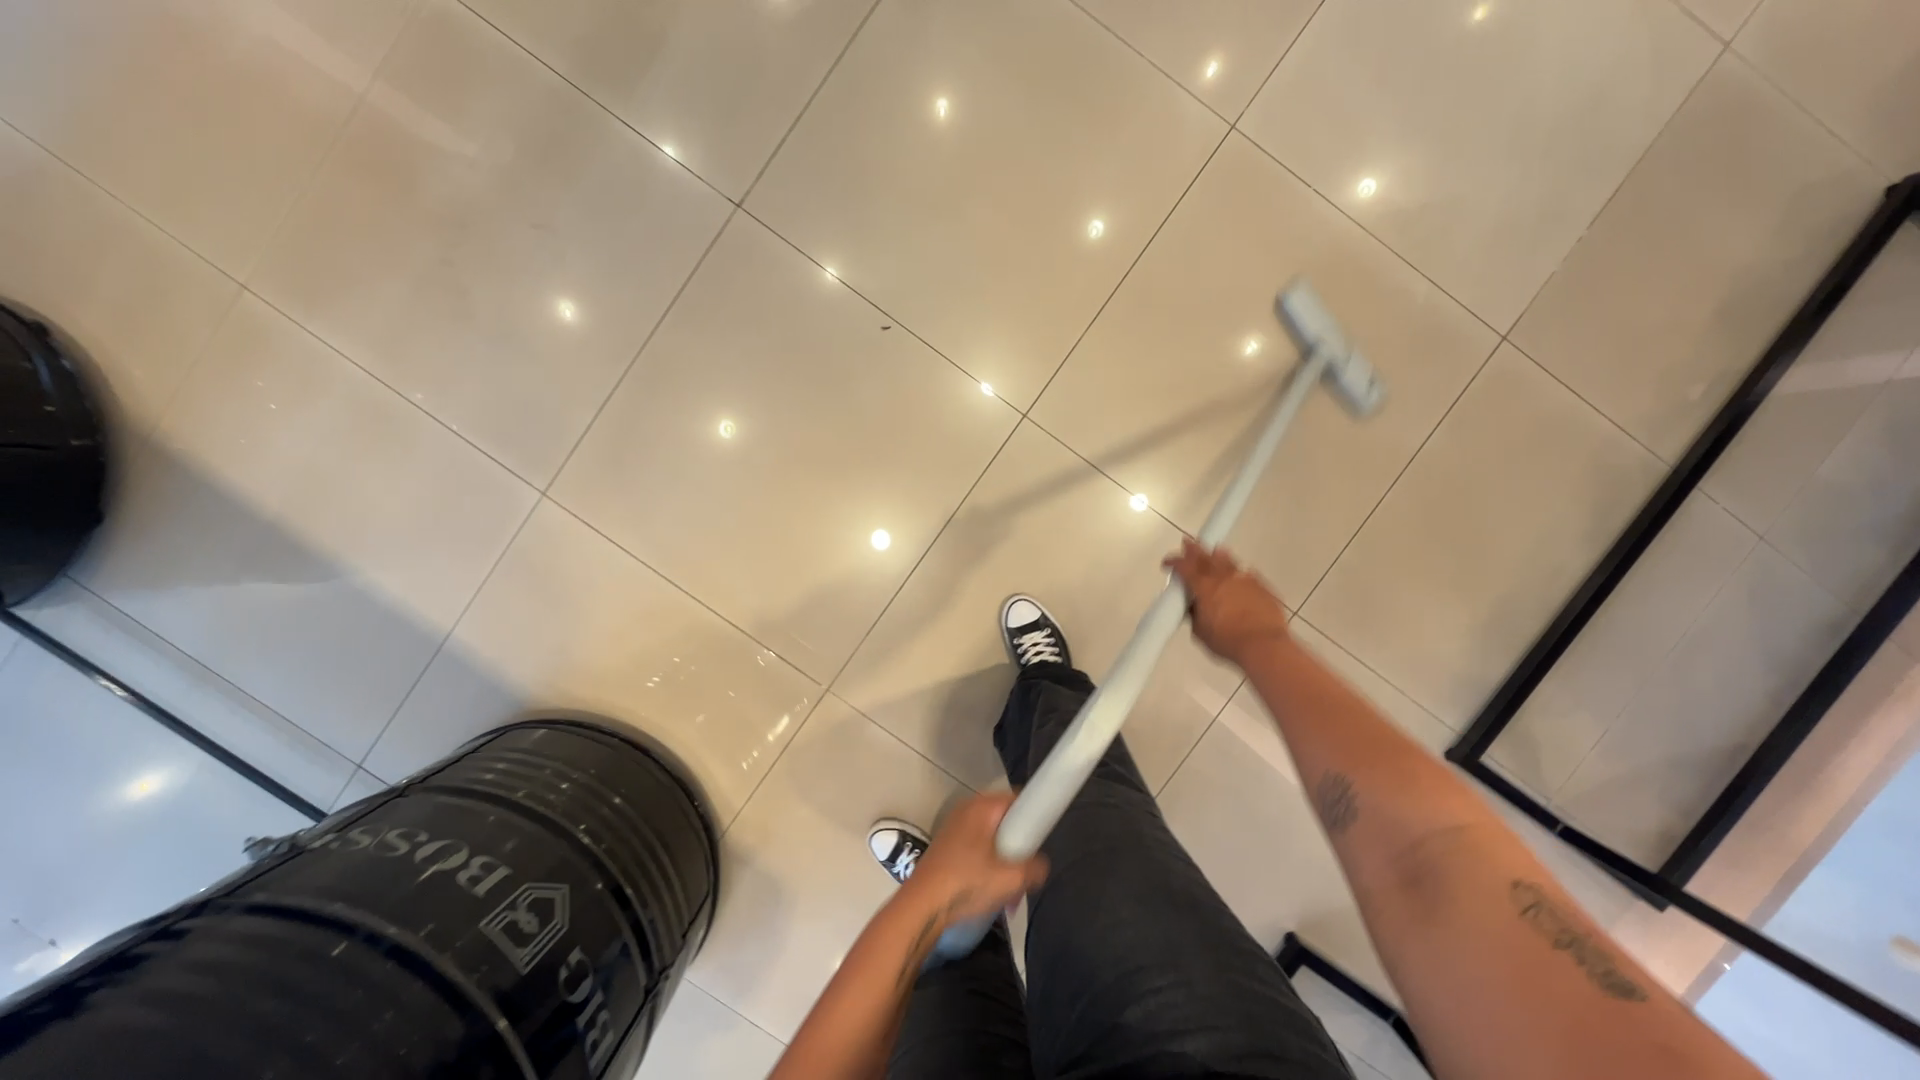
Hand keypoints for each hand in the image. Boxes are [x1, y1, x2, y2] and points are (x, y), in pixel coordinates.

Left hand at [900, 793, 1047, 925]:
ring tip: (1009, 895)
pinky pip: (978, 852)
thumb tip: (1040, 866)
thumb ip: (1036, 868)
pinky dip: (988, 870)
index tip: (1040, 843)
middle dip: (1020, 851)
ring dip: (1005, 867)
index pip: (1020, 799)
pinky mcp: (946, 849)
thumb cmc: (966, 884)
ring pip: (993, 842)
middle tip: (1025, 876)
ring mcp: (954, 829)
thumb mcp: (1011, 878)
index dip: (1035, 818)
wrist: (921, 907)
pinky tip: (991, 897)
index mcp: (982, 807)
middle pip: (1007, 824)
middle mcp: (967, 811)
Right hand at [1163, 538, 1291, 667]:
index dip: (1173, 562)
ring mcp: (1245, 579)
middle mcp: (1223, 577)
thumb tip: (1195, 608)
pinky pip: (1248, 573)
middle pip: (1205, 556)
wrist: (1264, 645)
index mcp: (1203, 587)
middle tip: (1188, 541)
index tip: (1167, 563)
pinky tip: (1240, 576)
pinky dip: (1239, 572)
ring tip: (1216, 550)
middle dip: (1194, 549)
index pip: (1184, 567)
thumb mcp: (1200, 632)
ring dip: (1218, 555)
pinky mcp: (1262, 586)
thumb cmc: (1227, 641)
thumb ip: (1195, 614)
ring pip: (1228, 560)